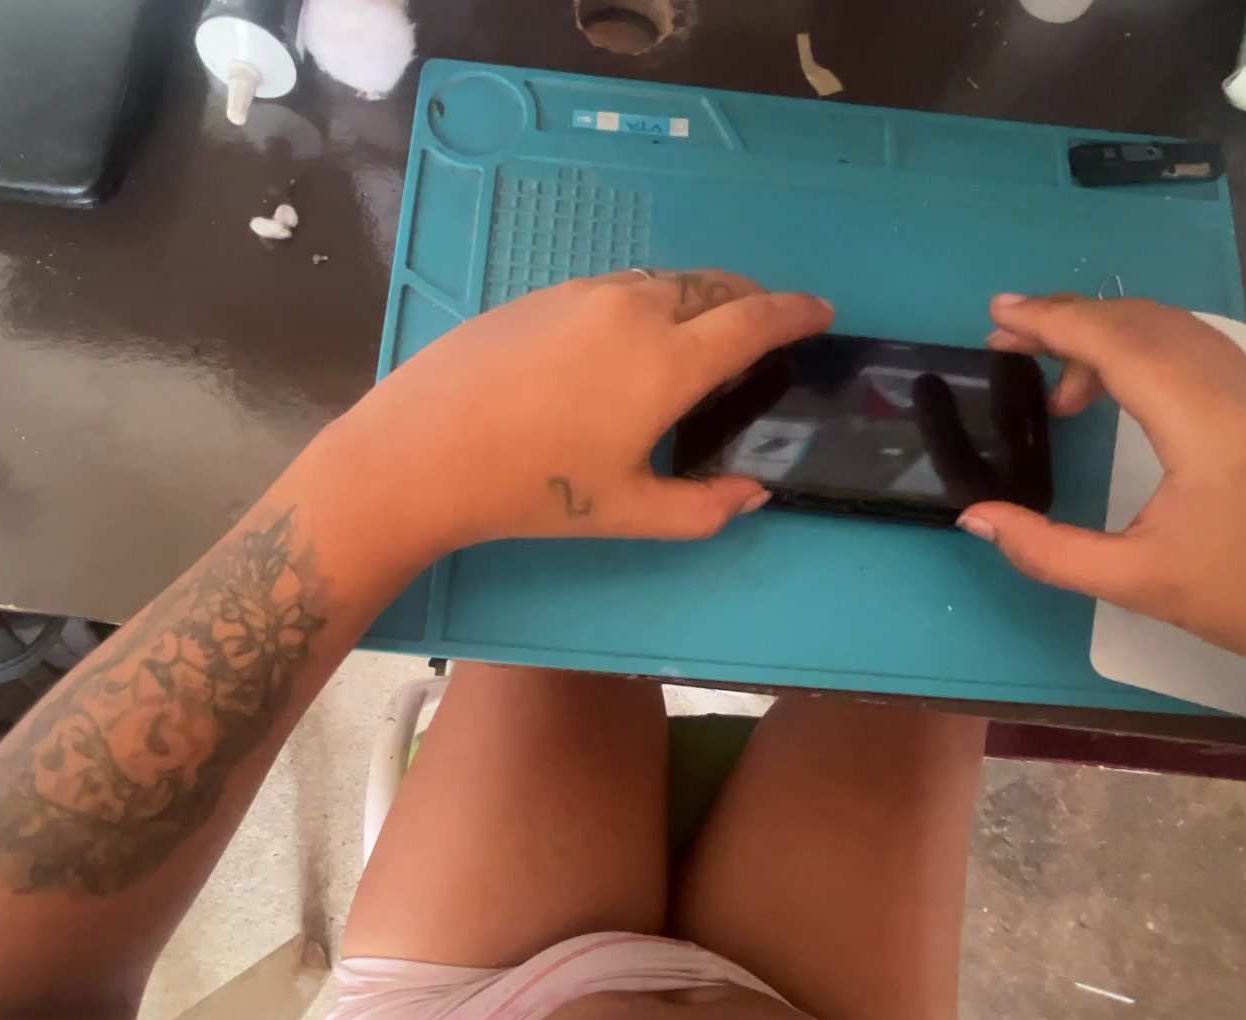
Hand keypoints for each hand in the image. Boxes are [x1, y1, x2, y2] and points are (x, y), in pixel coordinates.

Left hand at [317, 270, 833, 551]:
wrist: (423, 451)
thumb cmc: (532, 489)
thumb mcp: (628, 512)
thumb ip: (704, 508)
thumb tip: (754, 494)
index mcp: (668, 361)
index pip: (754, 320)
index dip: (795, 312)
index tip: (821, 310)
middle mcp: (633, 310)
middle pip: (713, 286)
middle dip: (751, 299)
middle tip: (763, 327)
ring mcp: (583, 294)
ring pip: (663, 281)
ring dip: (698, 298)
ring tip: (699, 333)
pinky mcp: (541, 294)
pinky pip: (617, 288)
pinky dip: (648, 302)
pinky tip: (625, 341)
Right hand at [959, 294, 1245, 688]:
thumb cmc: (1245, 600)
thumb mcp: (1129, 581)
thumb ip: (1042, 549)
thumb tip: (973, 516)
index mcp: (1210, 427)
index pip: (1123, 346)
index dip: (1056, 321)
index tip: (999, 311)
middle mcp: (1244, 392)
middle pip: (1147, 324)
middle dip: (1070, 319)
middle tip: (1006, 336)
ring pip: (1174, 330)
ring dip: (1104, 334)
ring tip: (1047, 375)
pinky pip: (1195, 349)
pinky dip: (1138, 349)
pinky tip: (1106, 389)